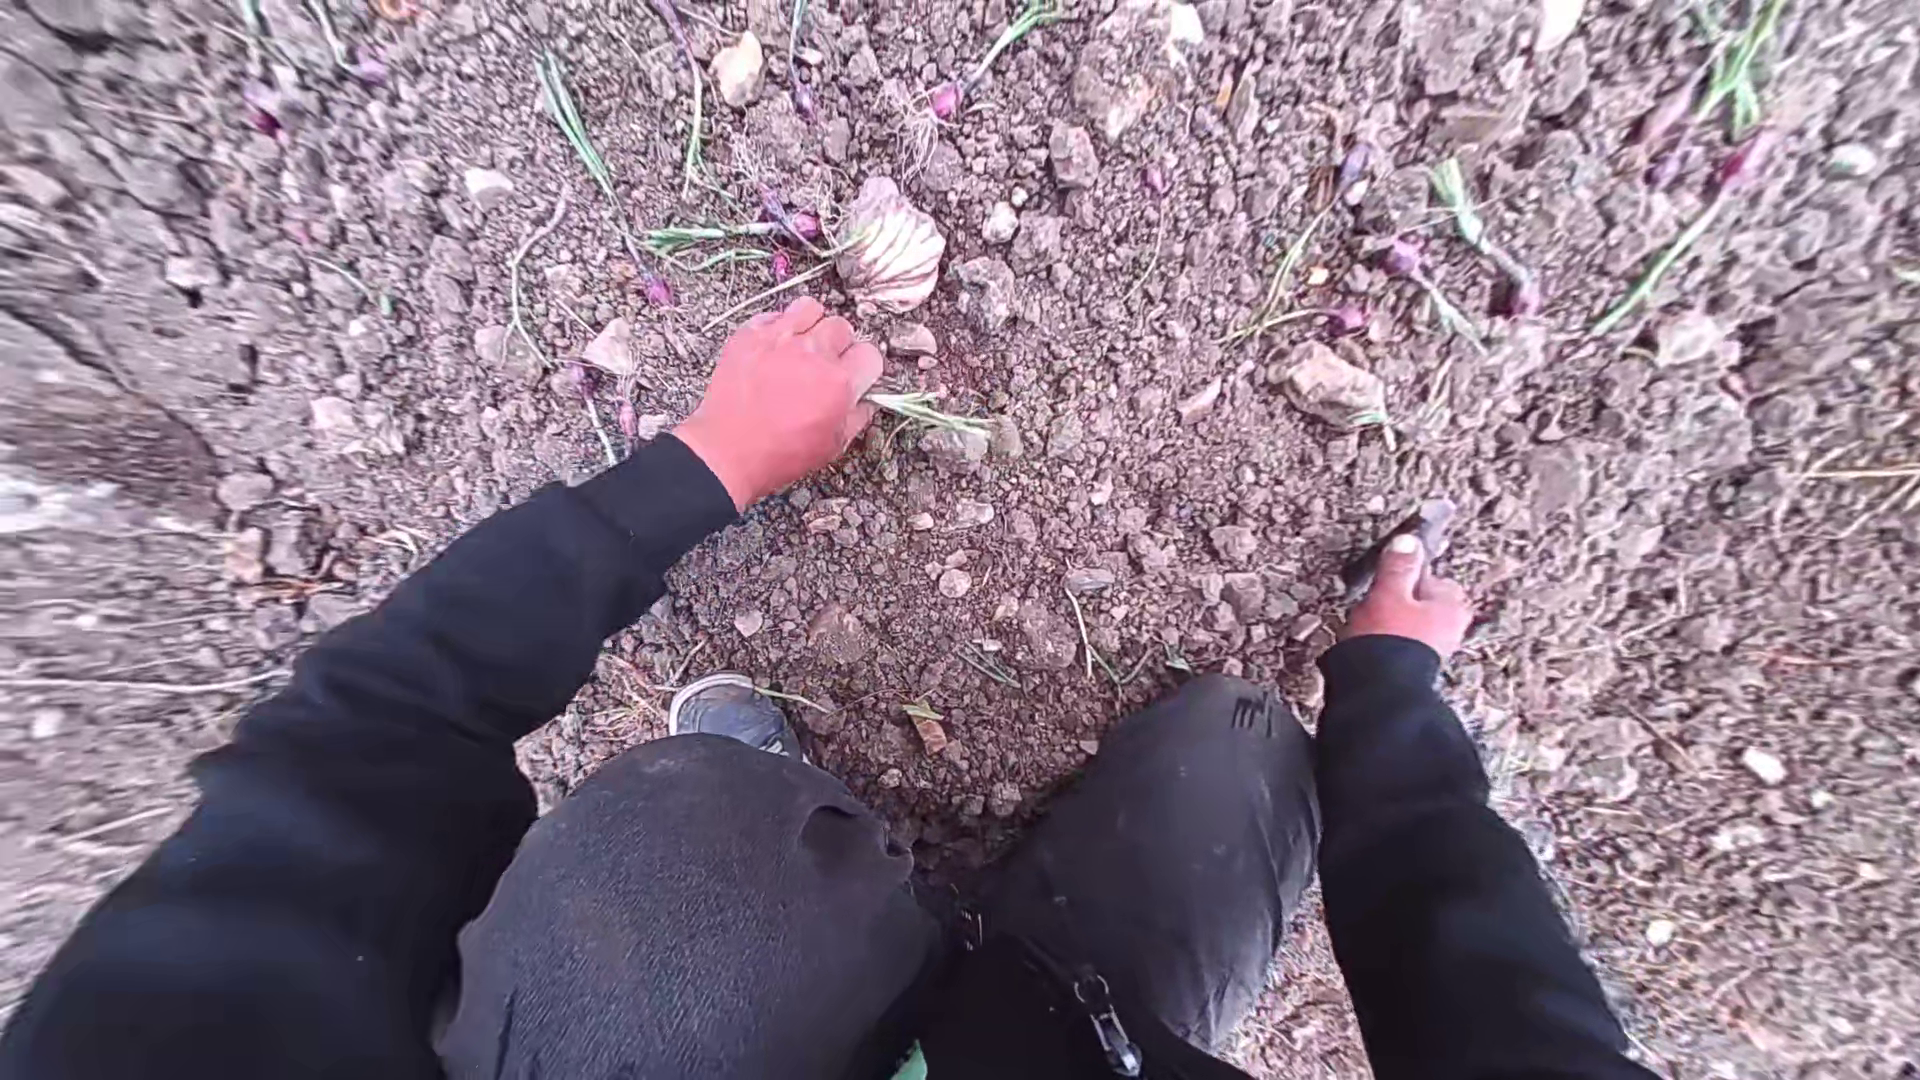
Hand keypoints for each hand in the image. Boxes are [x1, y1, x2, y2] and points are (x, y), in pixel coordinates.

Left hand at [673, 297, 882, 510]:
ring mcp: (779, 340)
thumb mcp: (833, 445)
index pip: (870, 354)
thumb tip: (867, 400)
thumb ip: (858, 417)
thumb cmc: (781, 453)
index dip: (866, 368)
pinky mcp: (750, 335)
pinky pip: (774, 315)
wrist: (729, 452)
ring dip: (814, 325)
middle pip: (842, 327)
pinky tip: (778, 348)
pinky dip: (780, 327)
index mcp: (839, 382)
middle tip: (830, 363)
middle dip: (841, 345)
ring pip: (810, 309)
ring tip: (806, 345)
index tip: (857, 376)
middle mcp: (812, 354)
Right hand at [1343, 533, 1472, 660]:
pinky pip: (1404, 639)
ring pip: (1413, 620)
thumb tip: (1407, 541)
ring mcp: (1435, 647)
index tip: (1386, 574)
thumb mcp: (1387, 593)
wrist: (1378, 684)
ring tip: (1370, 620)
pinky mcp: (1415, 662)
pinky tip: (1371, 638)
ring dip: (1394, 618)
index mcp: (1451, 606)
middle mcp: (1450, 627)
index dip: (1407, 574)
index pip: (1432, 576)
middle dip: (1402, 597)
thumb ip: (1398, 567)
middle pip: (1424, 600)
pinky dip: (1390, 636)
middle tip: (1377, 598)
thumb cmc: (1388, 639)